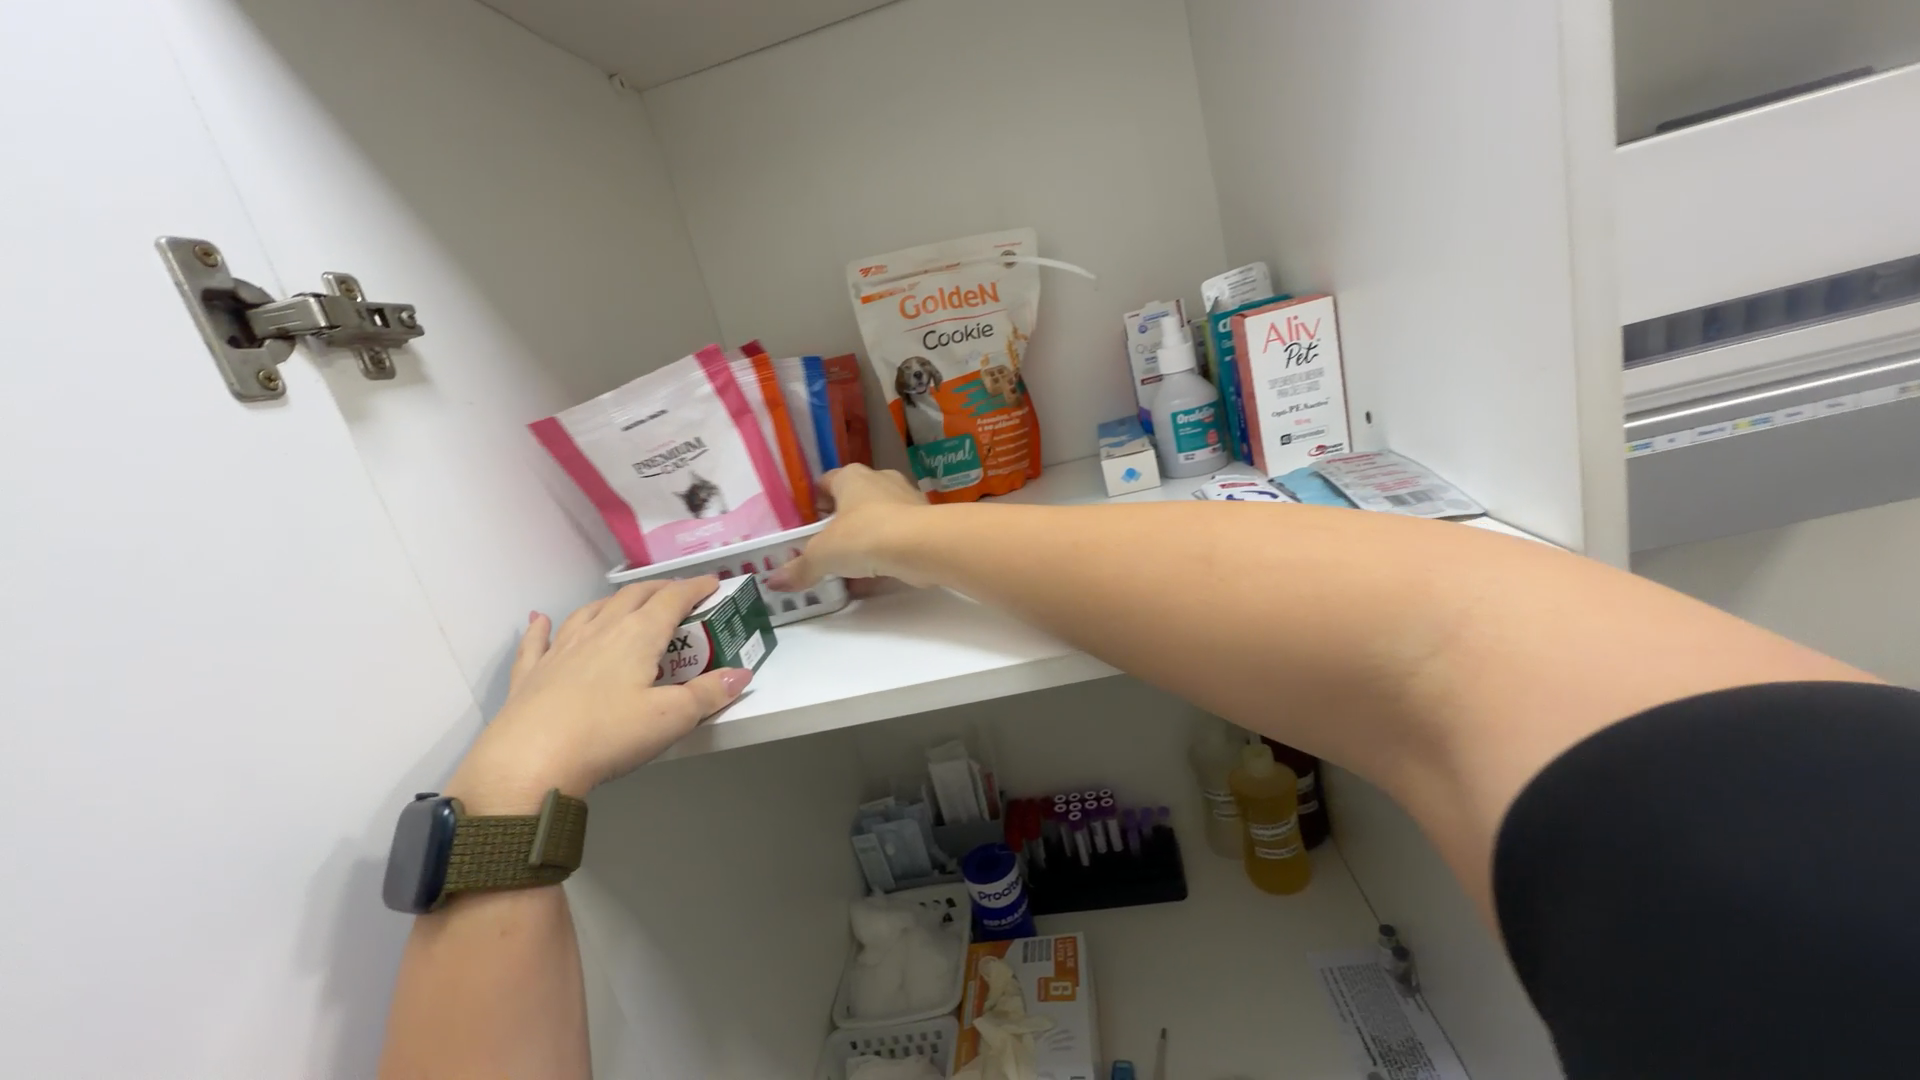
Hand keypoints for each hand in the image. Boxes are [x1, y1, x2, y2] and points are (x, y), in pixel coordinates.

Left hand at [445, 578, 748, 811]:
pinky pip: (538, 641)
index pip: (672, 599)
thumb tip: (742, 674)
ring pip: (590, 611)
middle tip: (676, 593)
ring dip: (612, 602)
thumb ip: (709, 694)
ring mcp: (561, 650)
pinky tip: (540, 619)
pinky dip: (542, 627)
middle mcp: (600, 631)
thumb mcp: (671, 718)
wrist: (528, 762)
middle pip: (633, 597)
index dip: (695, 588)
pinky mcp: (531, 673)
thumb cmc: (607, 735)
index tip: (712, 583)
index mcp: (638, 635)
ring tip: (625, 603)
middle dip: (658, 589)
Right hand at [766, 465, 931, 590]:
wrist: (921, 545)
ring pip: (878, 519)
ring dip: (865, 540)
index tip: (806, 523)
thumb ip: (800, 568)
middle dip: (841, 523)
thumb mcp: (823, 555)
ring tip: (850, 567)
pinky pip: (897, 538)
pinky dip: (886, 555)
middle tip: (827, 548)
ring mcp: (906, 500)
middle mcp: (880, 481)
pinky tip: (875, 577)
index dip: (814, 501)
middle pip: (853, 501)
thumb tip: (774, 582)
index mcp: (851, 477)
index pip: (826, 481)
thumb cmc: (864, 536)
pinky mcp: (924, 524)